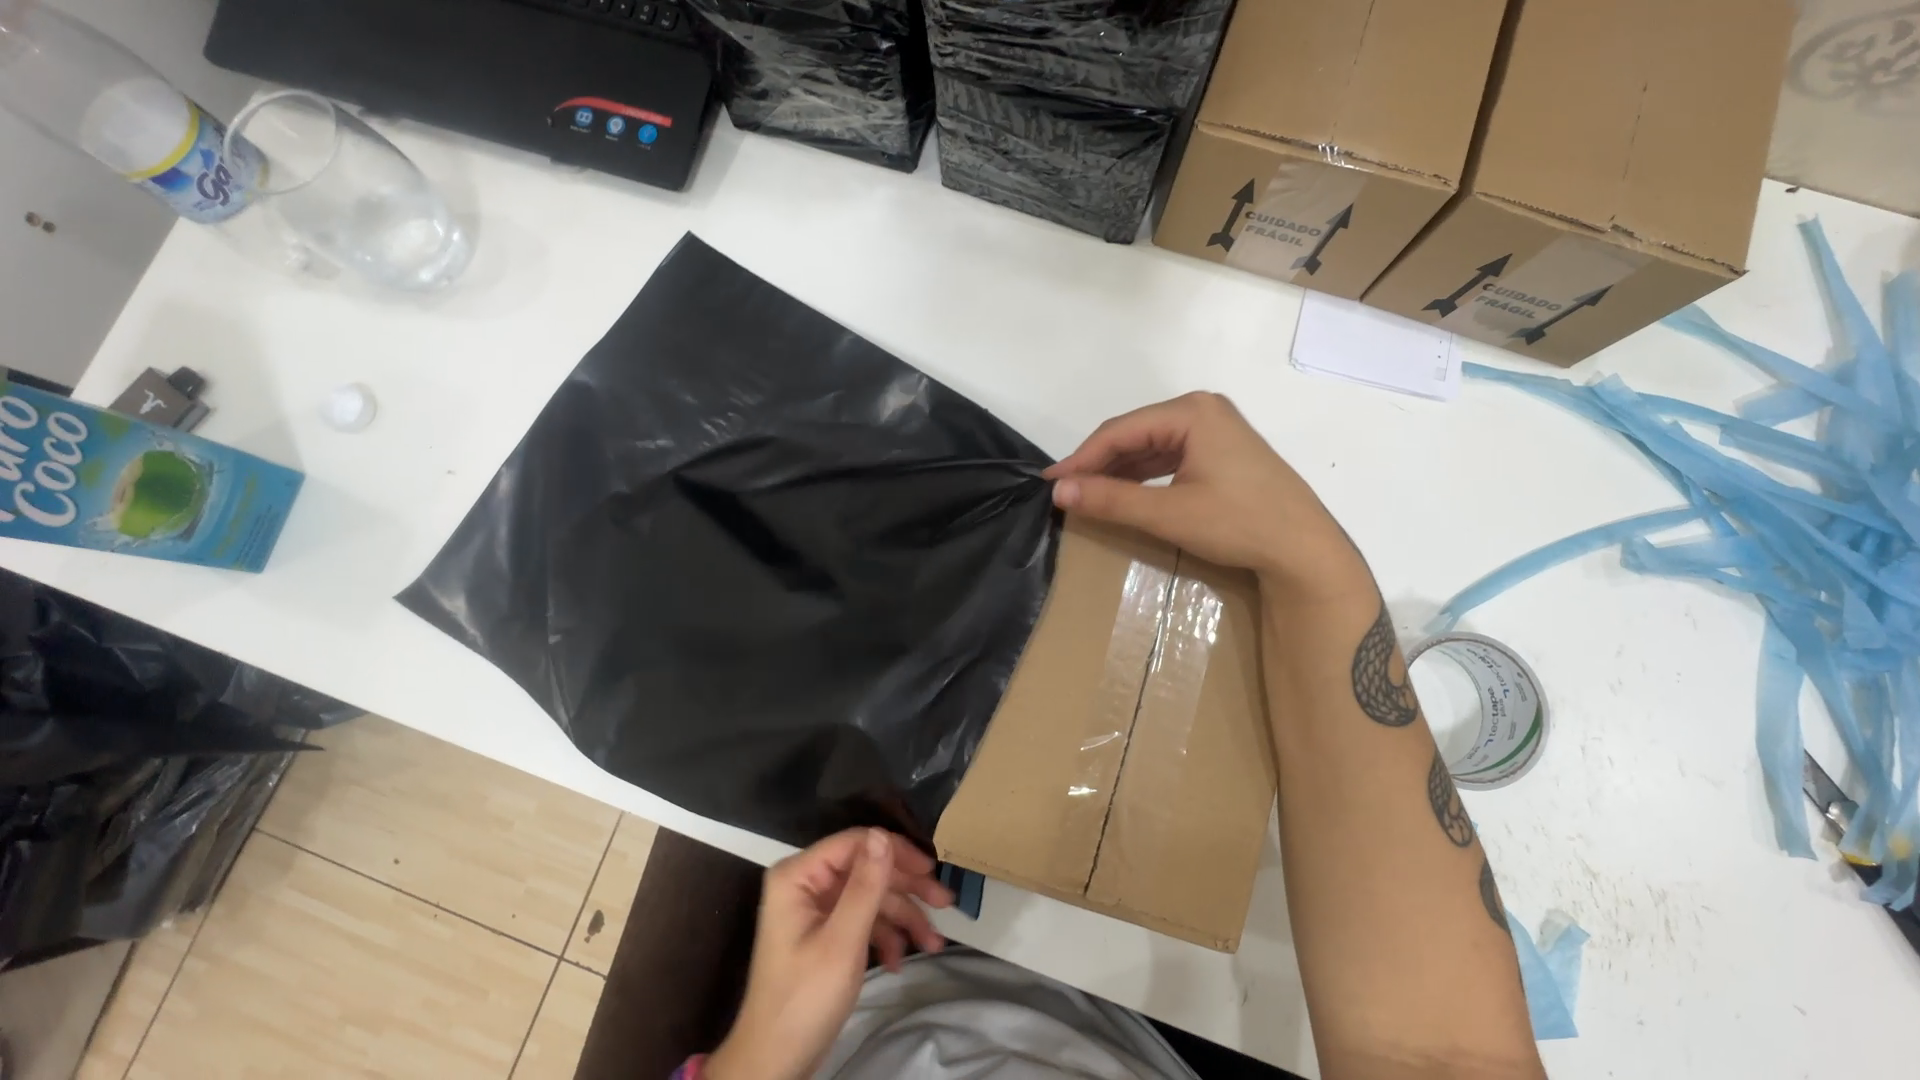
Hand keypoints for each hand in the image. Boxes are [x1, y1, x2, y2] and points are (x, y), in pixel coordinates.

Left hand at [707, 828, 952, 1079]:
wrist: (775, 1061)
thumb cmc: (805, 998)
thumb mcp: (843, 940)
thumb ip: (865, 886)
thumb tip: (884, 835)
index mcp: (799, 875)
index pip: (855, 843)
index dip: (896, 852)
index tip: (932, 871)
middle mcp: (805, 884)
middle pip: (866, 870)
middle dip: (907, 889)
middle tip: (946, 902)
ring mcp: (814, 910)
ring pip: (870, 898)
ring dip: (903, 918)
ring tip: (934, 944)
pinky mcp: (824, 935)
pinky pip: (862, 922)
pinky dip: (885, 938)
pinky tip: (901, 961)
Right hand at [1045, 392, 1371, 601]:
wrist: (1304, 550)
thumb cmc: (1239, 524)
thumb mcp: (1168, 513)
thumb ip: (1111, 499)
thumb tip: (1058, 491)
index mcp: (1192, 411)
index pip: (1120, 431)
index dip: (1081, 459)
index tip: (1050, 484)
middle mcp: (1203, 410)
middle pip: (1134, 433)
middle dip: (1098, 463)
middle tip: (1064, 491)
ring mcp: (1215, 430)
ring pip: (1150, 445)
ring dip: (1118, 470)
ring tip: (1086, 494)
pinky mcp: (1222, 452)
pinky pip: (1169, 456)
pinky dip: (1143, 475)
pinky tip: (1123, 493)